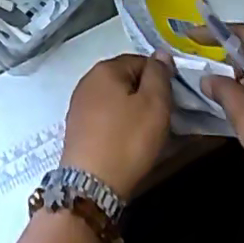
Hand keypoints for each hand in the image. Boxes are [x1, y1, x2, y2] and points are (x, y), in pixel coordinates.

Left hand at [60, 52, 174, 197]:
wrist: (90, 188)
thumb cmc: (127, 140)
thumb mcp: (154, 103)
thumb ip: (159, 74)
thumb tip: (160, 54)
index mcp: (105, 68)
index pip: (141, 61)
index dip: (159, 79)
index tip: (168, 102)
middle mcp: (88, 80)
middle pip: (126, 80)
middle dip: (144, 96)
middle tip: (158, 120)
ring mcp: (78, 105)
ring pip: (115, 100)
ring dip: (131, 112)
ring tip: (142, 135)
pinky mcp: (75, 129)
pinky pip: (104, 118)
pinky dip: (117, 126)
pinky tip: (124, 144)